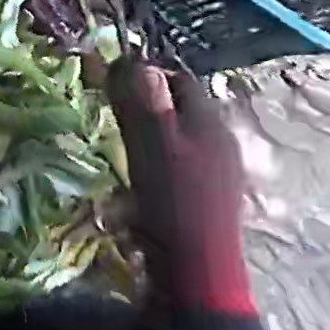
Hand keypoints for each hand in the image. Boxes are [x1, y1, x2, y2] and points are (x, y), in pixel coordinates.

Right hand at [108, 59, 255, 316]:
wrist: (195, 267)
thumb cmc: (170, 198)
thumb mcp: (149, 144)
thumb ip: (144, 102)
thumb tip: (136, 62)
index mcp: (209, 124)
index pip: (178, 79)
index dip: (145, 71)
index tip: (110, 76)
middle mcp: (220, 140)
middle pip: (179, 104)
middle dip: (146, 96)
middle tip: (109, 102)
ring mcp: (217, 168)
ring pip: (179, 129)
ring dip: (150, 122)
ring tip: (119, 130)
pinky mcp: (207, 191)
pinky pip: (180, 153)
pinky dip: (157, 147)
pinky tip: (139, 163)